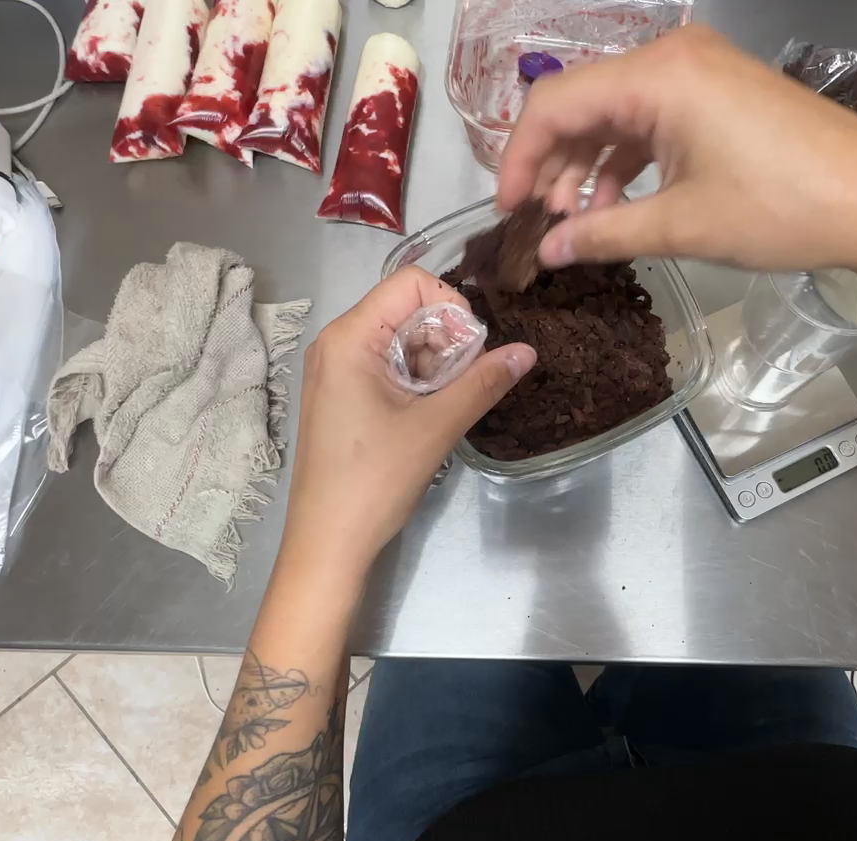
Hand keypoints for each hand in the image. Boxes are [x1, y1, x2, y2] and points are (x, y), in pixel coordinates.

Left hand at [277, 267, 535, 588]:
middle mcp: (337, 343)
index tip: (474, 351)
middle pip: (407, 310)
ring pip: (402, 342)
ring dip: (436, 365)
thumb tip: (527, 351)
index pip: (411, 283)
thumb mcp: (435, 427)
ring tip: (447, 406)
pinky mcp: (342, 398)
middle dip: (447, 340)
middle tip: (465, 384)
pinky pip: (389, 369)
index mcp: (350, 337)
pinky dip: (418, 383)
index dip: (453, 307)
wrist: (329, 541)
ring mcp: (336, 372)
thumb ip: (483, 382)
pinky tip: (430, 415)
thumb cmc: (374, 481)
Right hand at [497, 25, 856, 277]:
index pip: (555, 103)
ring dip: (587, 168)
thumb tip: (547, 253)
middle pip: (581, 104)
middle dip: (553, 166)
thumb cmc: (780, 208)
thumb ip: (604, 234)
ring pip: (613, 115)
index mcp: (657, 77)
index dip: (520, 159)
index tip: (509, 213)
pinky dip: (624, 163)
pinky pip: (648, 124)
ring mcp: (697, 76)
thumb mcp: (680, 226)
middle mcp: (672, 60)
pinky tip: (619, 205)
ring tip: (581, 224)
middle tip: (545, 227)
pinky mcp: (716, 99)